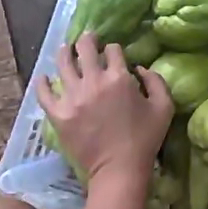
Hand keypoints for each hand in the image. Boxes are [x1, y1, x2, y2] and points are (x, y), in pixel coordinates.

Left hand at [39, 34, 173, 188]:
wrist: (119, 169)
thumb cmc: (145, 139)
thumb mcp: (164, 107)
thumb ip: (156, 82)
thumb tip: (140, 68)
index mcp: (119, 78)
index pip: (112, 50)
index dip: (113, 49)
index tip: (113, 53)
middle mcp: (93, 81)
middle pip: (84, 49)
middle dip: (86, 40)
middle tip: (86, 40)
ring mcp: (72, 96)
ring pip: (62, 63)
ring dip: (64, 52)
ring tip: (65, 50)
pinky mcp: (57, 113)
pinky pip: (44, 92)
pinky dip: (43, 82)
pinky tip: (44, 77)